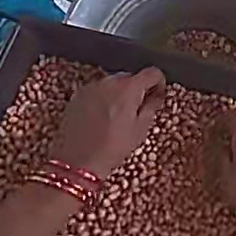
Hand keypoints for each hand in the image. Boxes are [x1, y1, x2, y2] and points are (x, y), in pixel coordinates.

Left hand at [49, 68, 165, 178]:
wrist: (76, 162)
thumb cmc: (112, 149)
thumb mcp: (140, 130)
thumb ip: (151, 106)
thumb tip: (157, 94)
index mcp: (128, 88)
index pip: (152, 73)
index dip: (159, 83)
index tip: (158, 95)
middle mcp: (109, 82)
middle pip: (131, 78)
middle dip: (137, 90)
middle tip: (137, 111)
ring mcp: (91, 87)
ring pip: (113, 84)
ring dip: (119, 95)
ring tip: (117, 119)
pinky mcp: (77, 96)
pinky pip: (97, 91)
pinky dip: (103, 99)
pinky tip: (101, 119)